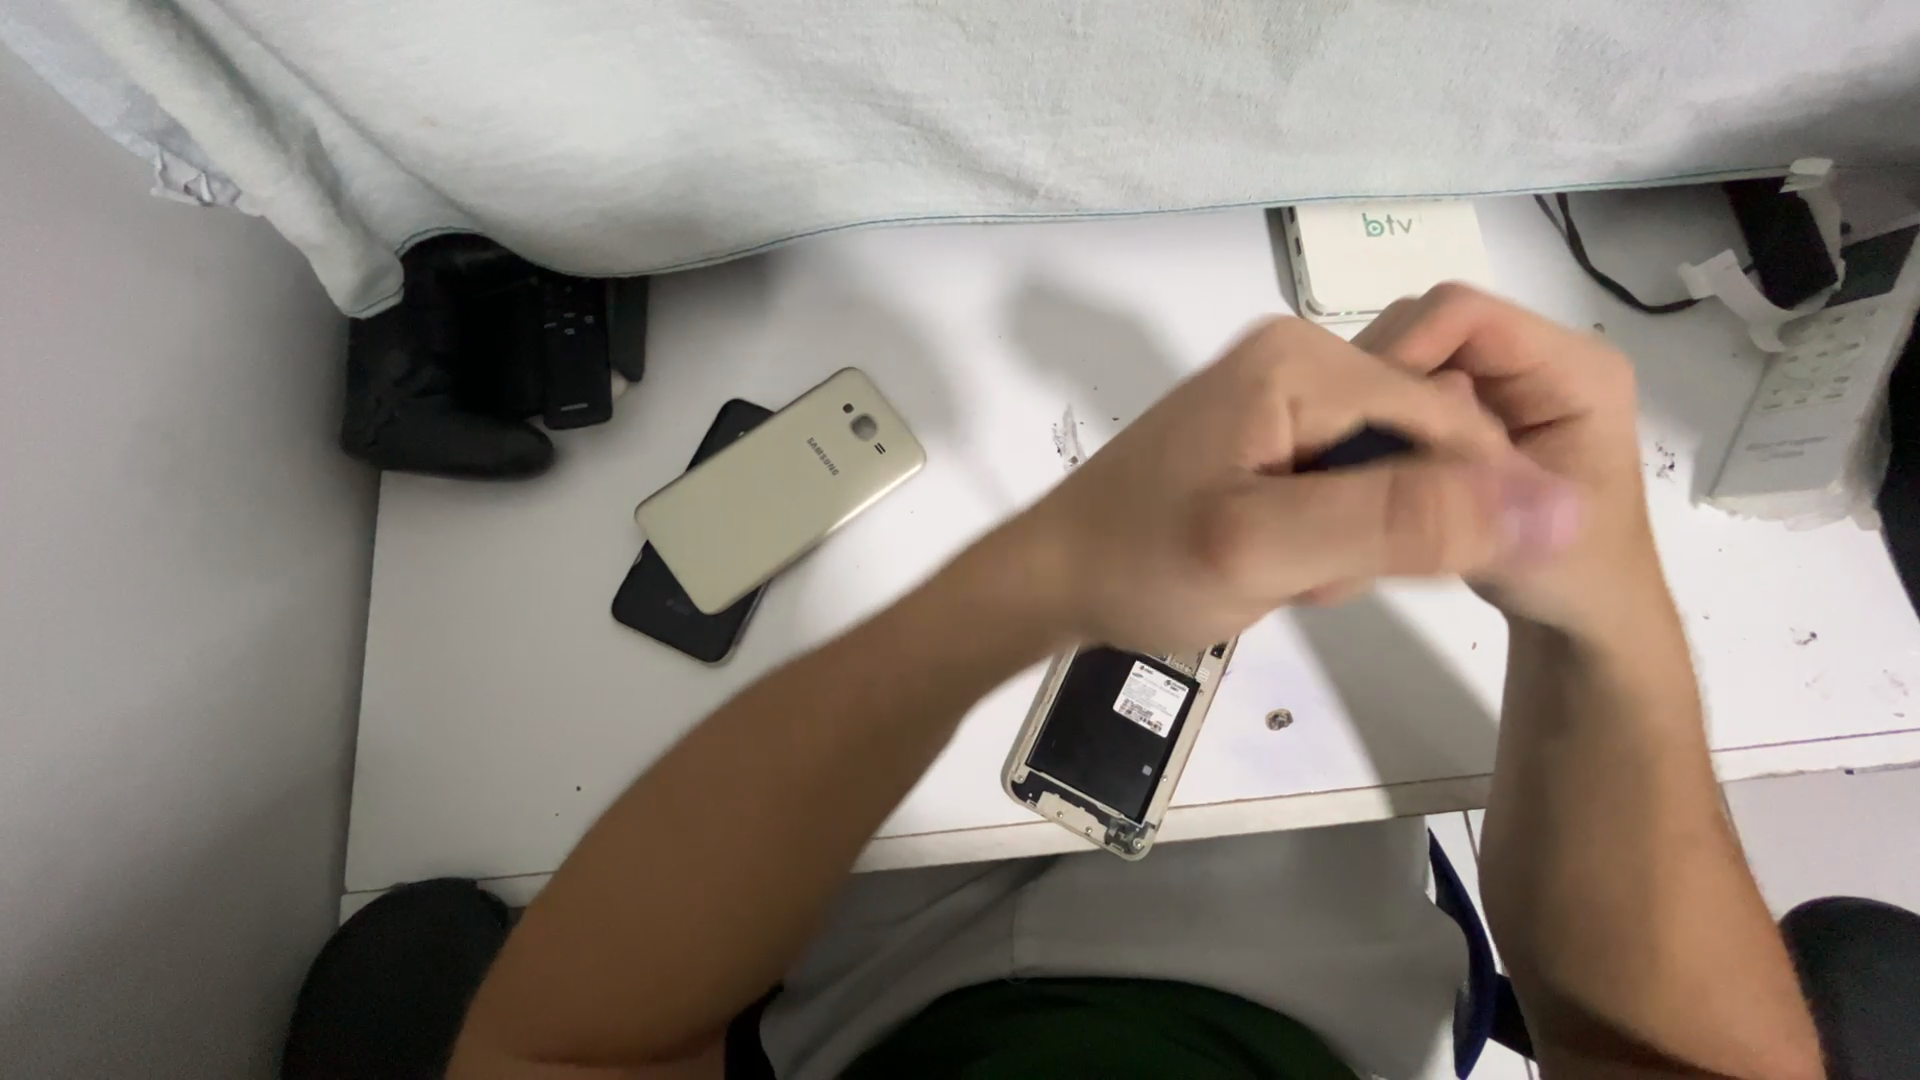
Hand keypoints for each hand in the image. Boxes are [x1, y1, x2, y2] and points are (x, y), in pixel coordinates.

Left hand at [996, 315, 1580, 652]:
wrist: (1051, 581)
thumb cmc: (1140, 562)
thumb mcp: (1269, 548)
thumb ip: (1404, 522)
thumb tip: (1565, 504)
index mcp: (1302, 360)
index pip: (1451, 425)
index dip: (1438, 512)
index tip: (1360, 567)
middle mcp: (1293, 361)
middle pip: (1412, 451)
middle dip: (1371, 529)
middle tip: (1293, 567)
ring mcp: (1269, 402)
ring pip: (1374, 481)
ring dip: (1338, 544)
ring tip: (1267, 569)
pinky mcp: (1253, 442)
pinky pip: (1330, 491)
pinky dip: (1309, 542)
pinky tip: (1258, 562)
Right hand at [1353, 284, 1666, 636]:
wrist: (1582, 609)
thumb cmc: (1570, 573)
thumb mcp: (1512, 527)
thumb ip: (1459, 461)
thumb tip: (1388, 410)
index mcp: (1571, 369)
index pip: (1463, 314)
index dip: (1401, 351)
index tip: (1356, 421)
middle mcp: (1533, 359)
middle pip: (1426, 323)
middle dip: (1377, 375)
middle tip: (1350, 448)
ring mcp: (1496, 383)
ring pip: (1405, 352)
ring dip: (1370, 399)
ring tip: (1356, 460)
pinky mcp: (1467, 408)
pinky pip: (1403, 387)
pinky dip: (1373, 416)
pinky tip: (1365, 463)